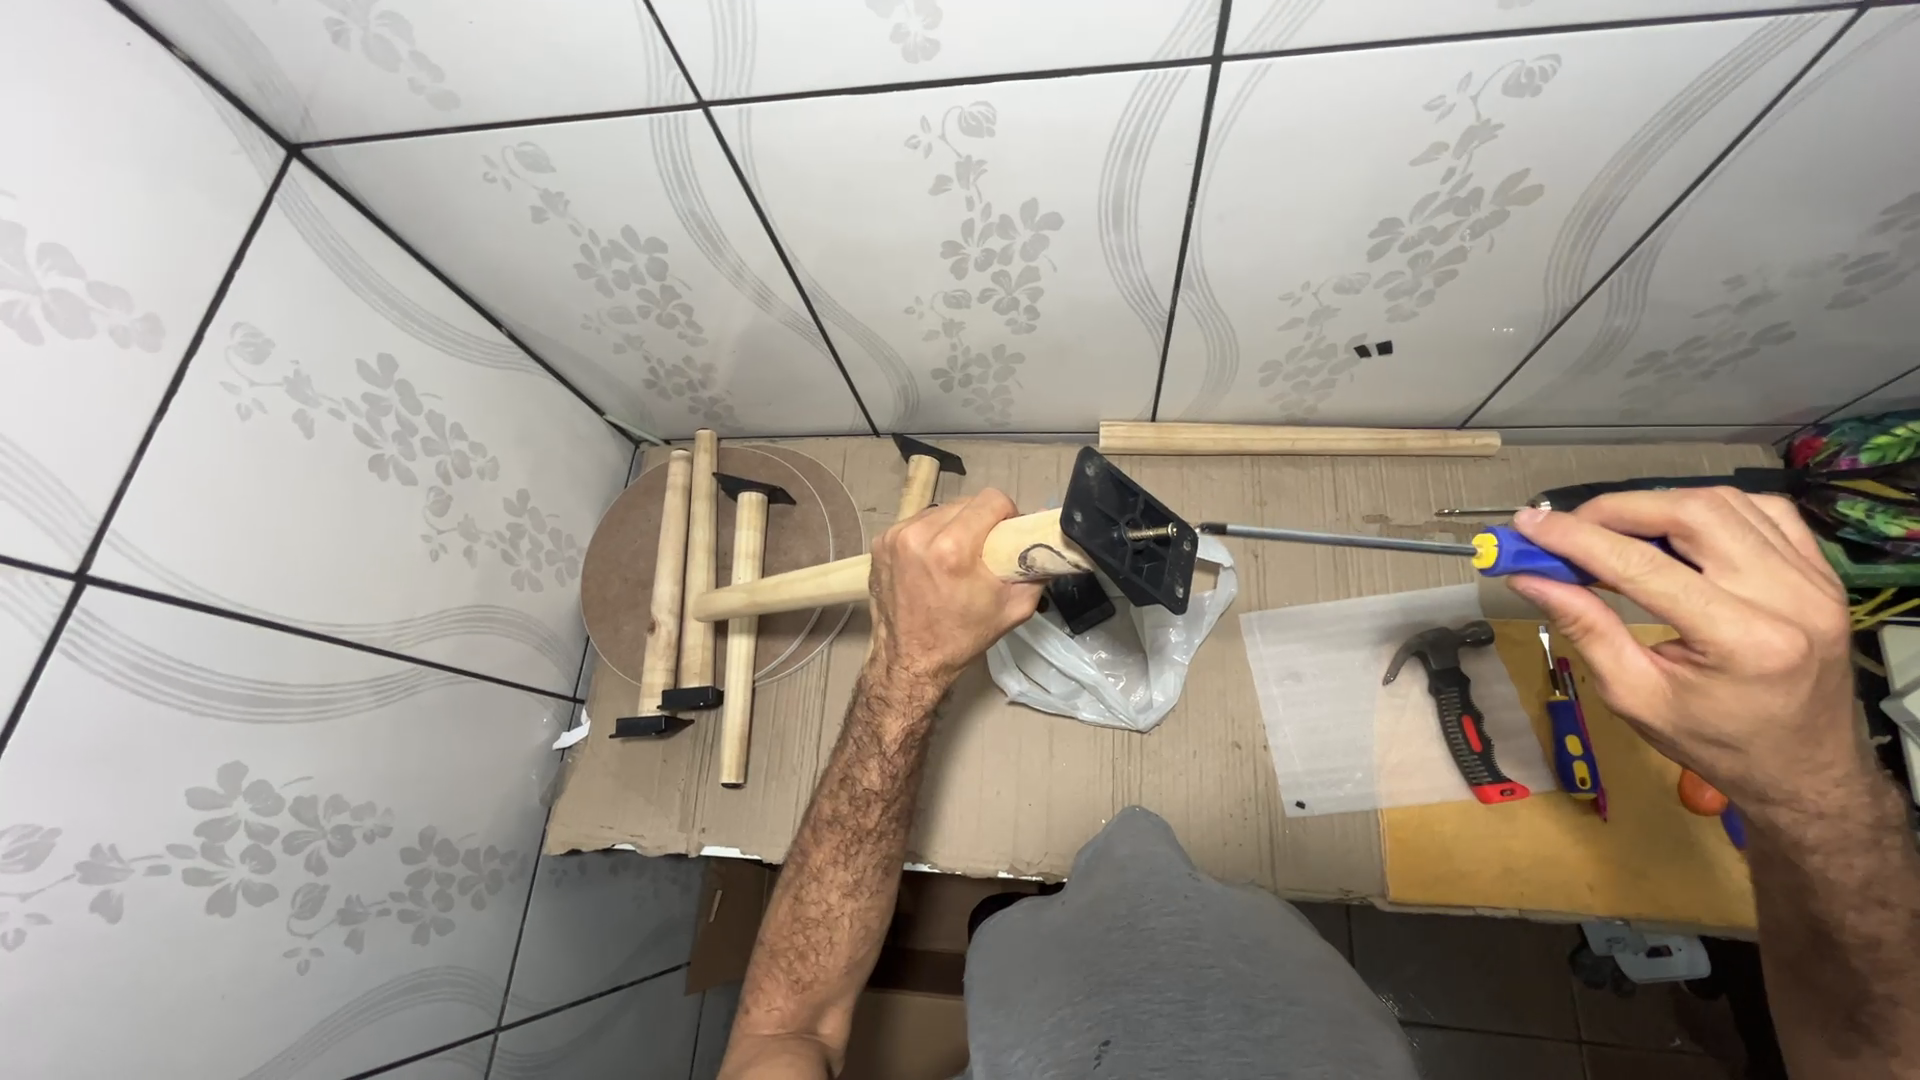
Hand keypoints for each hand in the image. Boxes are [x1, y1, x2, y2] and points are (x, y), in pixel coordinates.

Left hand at [867, 490, 1042, 689]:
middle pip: (965, 503)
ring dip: (955, 526)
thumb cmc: (962, 637)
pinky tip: (934, 560)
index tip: (1007, 536)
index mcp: (952, 549)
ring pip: (940, 511)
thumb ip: (1036, 570)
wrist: (910, 661)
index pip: (991, 500)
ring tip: (958, 555)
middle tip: (986, 549)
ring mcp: (894, 537)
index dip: (1007, 514)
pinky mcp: (880, 542)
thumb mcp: (1015, 608)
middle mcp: (919, 535)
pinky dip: (931, 535)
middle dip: (981, 521)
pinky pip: (918, 524)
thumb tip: (1047, 544)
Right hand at [1504, 489, 1860, 815]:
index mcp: (1742, 640)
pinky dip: (1704, 509)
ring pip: (1726, 503)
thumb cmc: (1712, 741)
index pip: (1643, 565)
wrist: (1805, 768)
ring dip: (1654, 506)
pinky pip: (1762, 512)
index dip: (1576, 538)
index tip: (1526, 525)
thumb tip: (1527, 577)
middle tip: (1565, 529)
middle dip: (1615, 511)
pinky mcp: (1820, 573)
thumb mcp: (1631, 693)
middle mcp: (1790, 598)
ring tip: (1609, 532)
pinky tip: (1669, 532)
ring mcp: (1814, 581)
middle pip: (1692, 514)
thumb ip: (1583, 626)